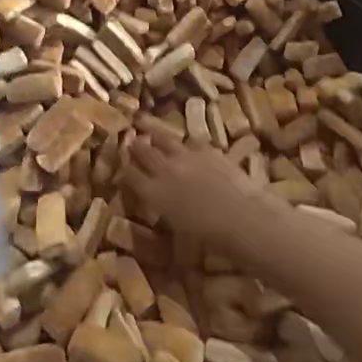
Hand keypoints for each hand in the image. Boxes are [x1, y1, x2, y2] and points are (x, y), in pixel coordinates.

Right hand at [124, 138, 276, 248]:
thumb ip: (167, 216)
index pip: (130, 176)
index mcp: (154, 193)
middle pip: (143, 151)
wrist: (240, 215)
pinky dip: (186, 142)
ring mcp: (187, 156)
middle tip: (130, 139)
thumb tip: (165, 213)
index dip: (123, 171)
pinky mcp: (208, 149)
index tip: (121, 169)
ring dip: (154, 133)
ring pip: (164, 138)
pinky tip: (187, 142)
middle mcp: (165, 170)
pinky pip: (191, 141)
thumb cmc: (209, 236)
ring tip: (147, 125)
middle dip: (135, 145)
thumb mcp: (179, 233)